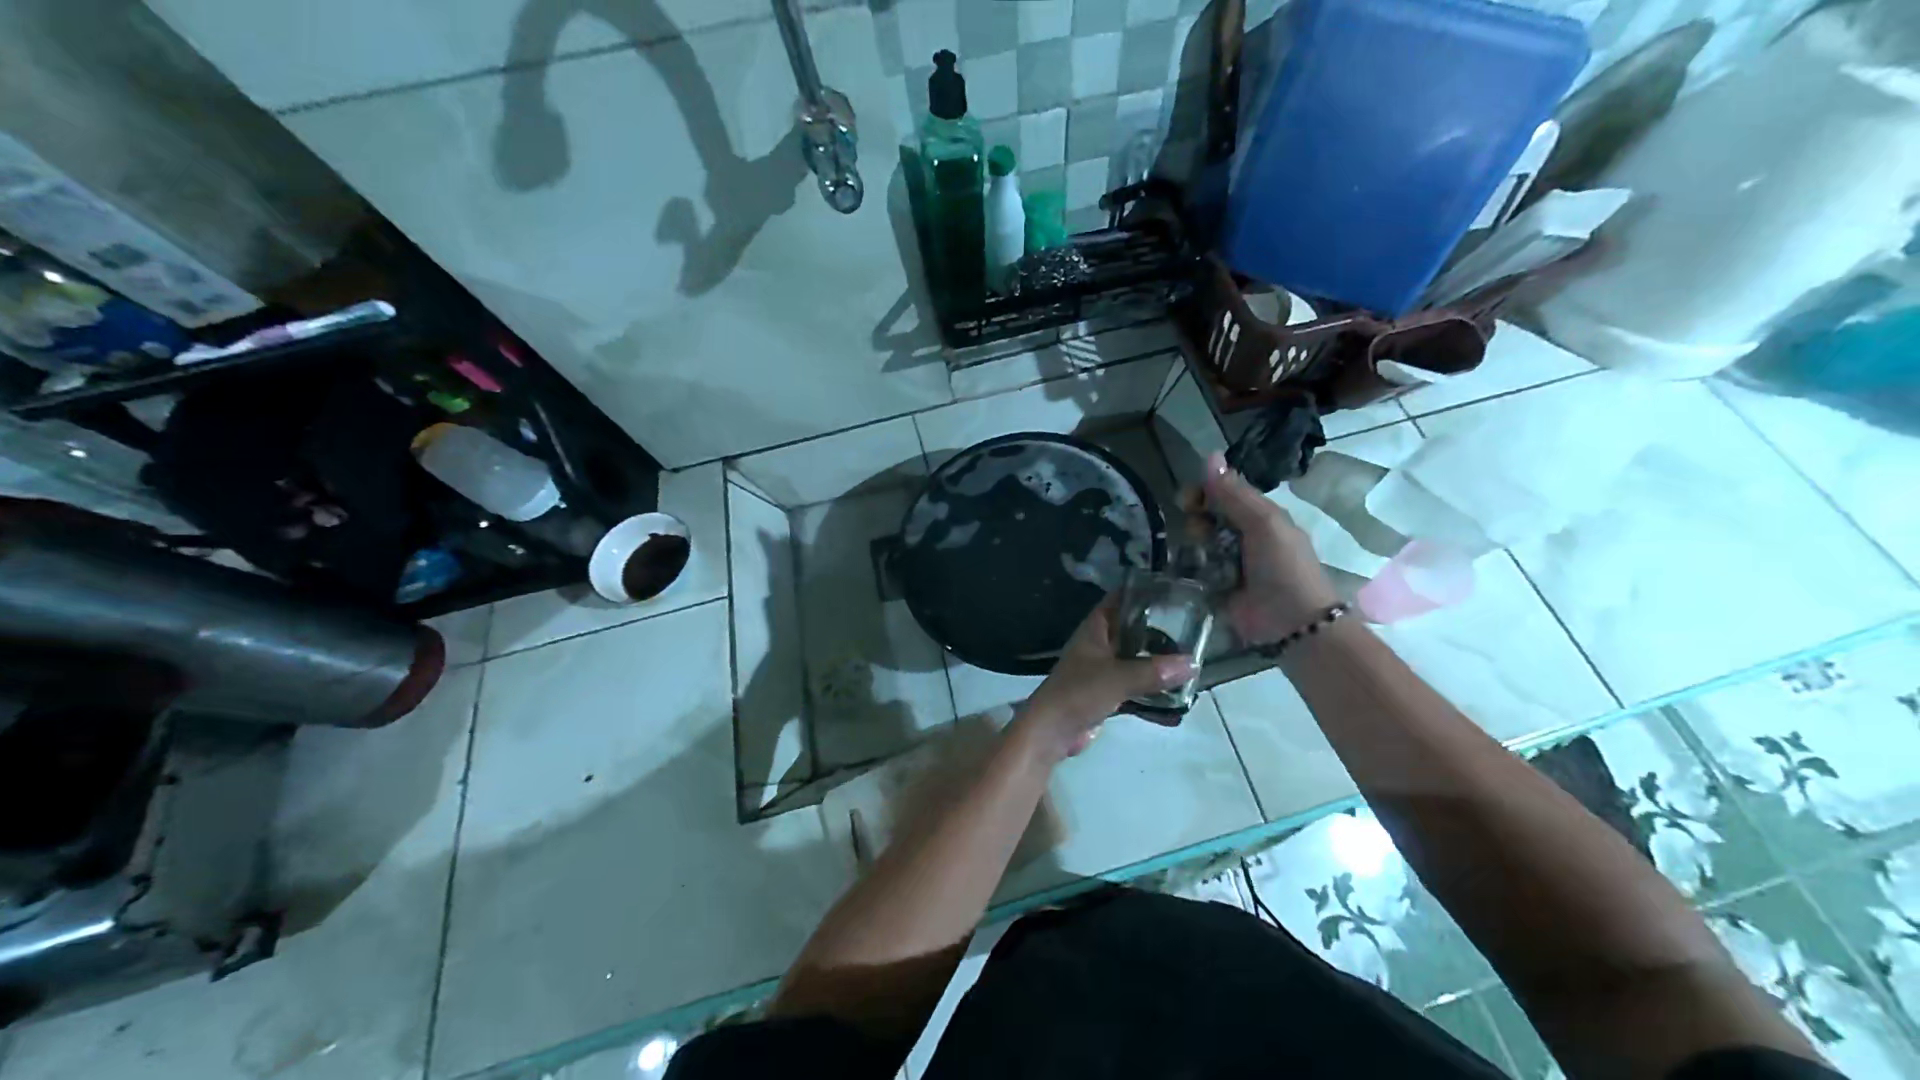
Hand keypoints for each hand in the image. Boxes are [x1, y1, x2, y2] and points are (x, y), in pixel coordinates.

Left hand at [1015, 597, 1192, 762]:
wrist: (1051, 732)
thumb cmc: (1078, 693)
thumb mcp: (1118, 678)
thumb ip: (1154, 671)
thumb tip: (1192, 663)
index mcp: (1095, 630)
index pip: (1118, 600)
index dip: (1140, 592)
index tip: (1172, 589)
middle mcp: (1098, 646)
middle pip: (1131, 630)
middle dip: (1158, 630)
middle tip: (1193, 628)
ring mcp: (1102, 671)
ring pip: (1135, 660)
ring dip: (1157, 663)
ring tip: (1191, 661)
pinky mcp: (1106, 695)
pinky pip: (1135, 687)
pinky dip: (1153, 692)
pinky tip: (1178, 698)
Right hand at [1187, 452, 1340, 644]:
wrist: (1292, 624)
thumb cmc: (1283, 567)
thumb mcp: (1264, 523)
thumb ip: (1235, 493)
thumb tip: (1209, 455)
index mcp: (1259, 516)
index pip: (1223, 492)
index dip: (1203, 491)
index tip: (1189, 499)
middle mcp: (1243, 535)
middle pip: (1207, 515)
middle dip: (1197, 518)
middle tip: (1197, 531)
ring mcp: (1228, 562)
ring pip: (1198, 541)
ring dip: (1193, 543)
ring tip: (1198, 555)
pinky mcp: (1215, 586)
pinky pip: (1194, 568)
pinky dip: (1189, 566)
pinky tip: (1188, 568)